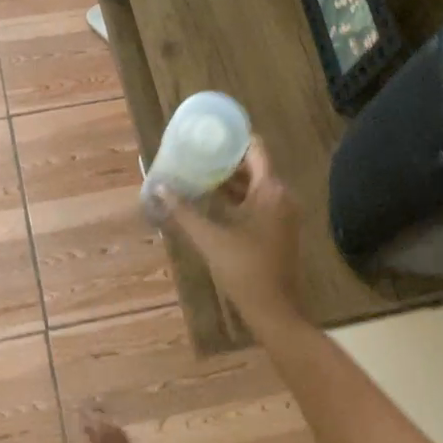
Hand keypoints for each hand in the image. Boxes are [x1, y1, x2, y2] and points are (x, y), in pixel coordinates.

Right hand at [157, 138, 305, 328]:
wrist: (274, 310)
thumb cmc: (244, 270)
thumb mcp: (210, 238)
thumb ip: (184, 211)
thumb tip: (159, 187)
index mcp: (270, 190)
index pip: (255, 148)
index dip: (233, 138)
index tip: (208, 132)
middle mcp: (282, 196)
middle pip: (254, 165)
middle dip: (225, 159)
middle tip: (195, 152)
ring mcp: (283, 213)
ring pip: (255, 184)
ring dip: (229, 179)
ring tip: (198, 173)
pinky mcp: (279, 229)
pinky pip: (258, 200)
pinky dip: (238, 196)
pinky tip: (212, 200)